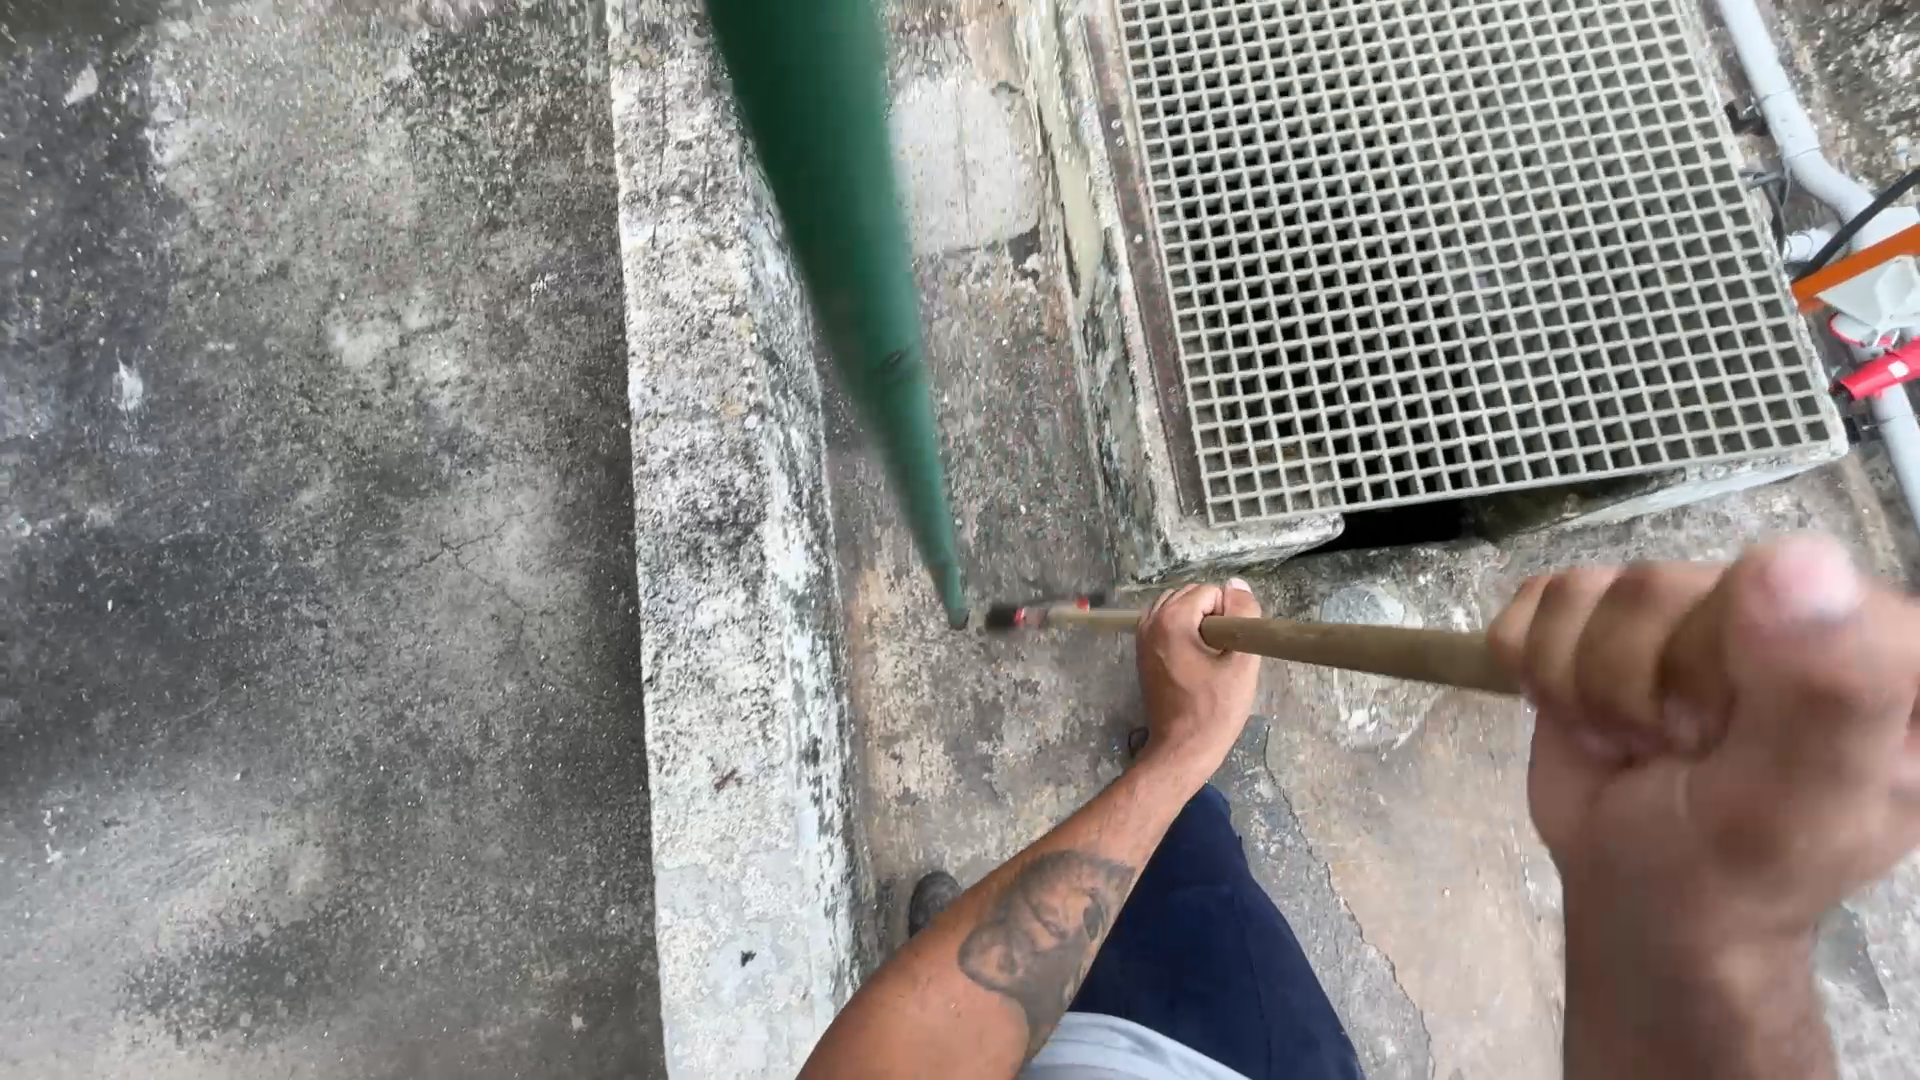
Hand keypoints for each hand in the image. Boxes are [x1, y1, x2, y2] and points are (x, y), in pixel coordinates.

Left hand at [1135, 580, 1261, 780]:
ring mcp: (1141, 637)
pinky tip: (1195, 659)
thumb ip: (1242, 617)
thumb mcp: (1240, 663)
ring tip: (1211, 656)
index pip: (1209, 592)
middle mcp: (1150, 622)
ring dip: (1196, 621)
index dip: (1229, 613)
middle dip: (1211, 614)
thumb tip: (1237, 584)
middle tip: (1223, 651)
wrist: (1181, 747)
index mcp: (1171, 620)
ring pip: (1175, 608)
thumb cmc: (1214, 709)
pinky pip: (1164, 624)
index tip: (1232, 645)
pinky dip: (1181, 631)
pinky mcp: (1141, 652)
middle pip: (1189, 595)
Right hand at [1489, 534, 1919, 1077]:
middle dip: (1631, 686)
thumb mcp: (1795, 804)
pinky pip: (1532, 601)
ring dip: (1577, 685)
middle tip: (1670, 749)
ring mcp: (1673, 608)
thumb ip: (1822, 692)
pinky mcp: (1588, 618)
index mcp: (1871, 641)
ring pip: (1581, 592)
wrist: (1635, 889)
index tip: (1723, 744)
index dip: (1714, 669)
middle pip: (1652, 586)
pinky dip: (1533, 667)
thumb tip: (1792, 557)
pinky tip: (1576, 707)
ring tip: (1626, 737)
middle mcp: (1772, 606)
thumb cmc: (1727, 866)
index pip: (1765, 585)